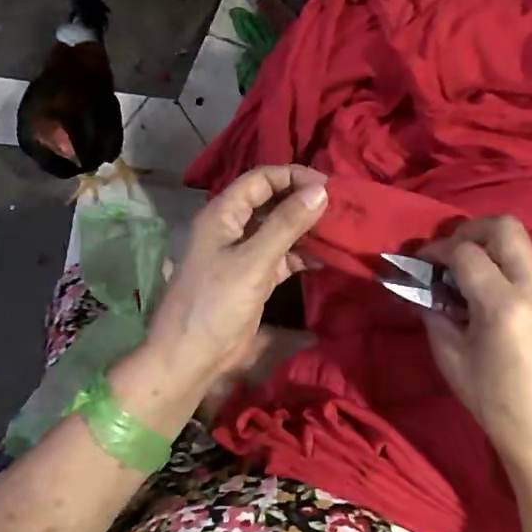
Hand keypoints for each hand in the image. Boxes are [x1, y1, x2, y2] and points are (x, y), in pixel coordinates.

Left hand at [144, 165, 328, 389]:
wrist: (191, 355)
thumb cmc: (215, 303)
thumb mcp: (253, 261)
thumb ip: (286, 224)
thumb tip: (321, 191)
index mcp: (222, 214)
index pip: (260, 179)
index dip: (293, 176)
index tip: (328, 186)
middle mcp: (231, 228)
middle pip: (271, 201)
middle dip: (302, 201)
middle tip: (339, 207)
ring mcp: (242, 253)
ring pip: (278, 229)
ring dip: (305, 228)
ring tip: (339, 229)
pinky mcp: (253, 277)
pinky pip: (281, 256)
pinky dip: (301, 255)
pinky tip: (325, 257)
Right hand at [419, 216, 531, 485]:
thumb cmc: (489, 398)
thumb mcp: (449, 355)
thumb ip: (433, 311)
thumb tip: (420, 284)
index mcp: (504, 307)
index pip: (466, 253)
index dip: (438, 250)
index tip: (422, 260)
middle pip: (506, 227)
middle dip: (472, 229)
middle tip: (452, 248)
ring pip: (523, 248)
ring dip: (494, 253)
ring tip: (474, 280)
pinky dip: (513, 277)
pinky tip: (502, 304)